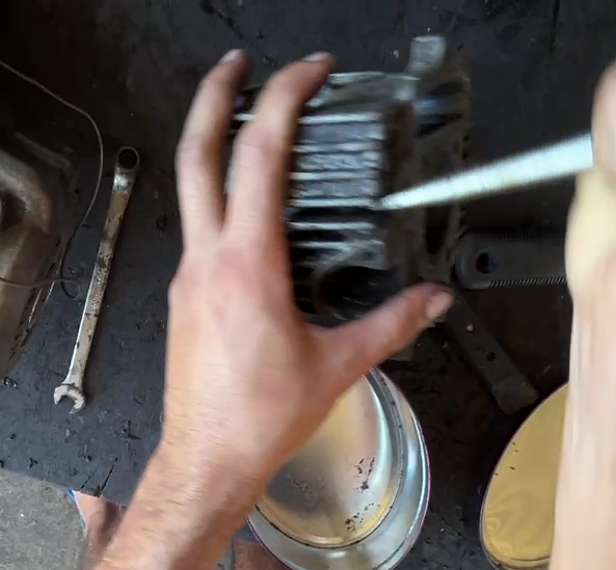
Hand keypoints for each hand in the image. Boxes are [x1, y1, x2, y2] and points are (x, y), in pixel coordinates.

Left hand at [155, 51, 453, 510]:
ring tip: (247, 132)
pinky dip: (217, 207)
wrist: (207, 460)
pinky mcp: (183, 303)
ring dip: (213, 151)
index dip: (286, 100)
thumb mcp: (336, 366)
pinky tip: (245, 218)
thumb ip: (390, 326)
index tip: (310, 72)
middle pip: (197, 156)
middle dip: (215, 98)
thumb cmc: (258, 420)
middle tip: (237, 64)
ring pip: (190, 195)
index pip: (260, 156)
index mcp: (247, 266)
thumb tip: (432, 302)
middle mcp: (207, 263)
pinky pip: (197, 237)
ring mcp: (187, 282)